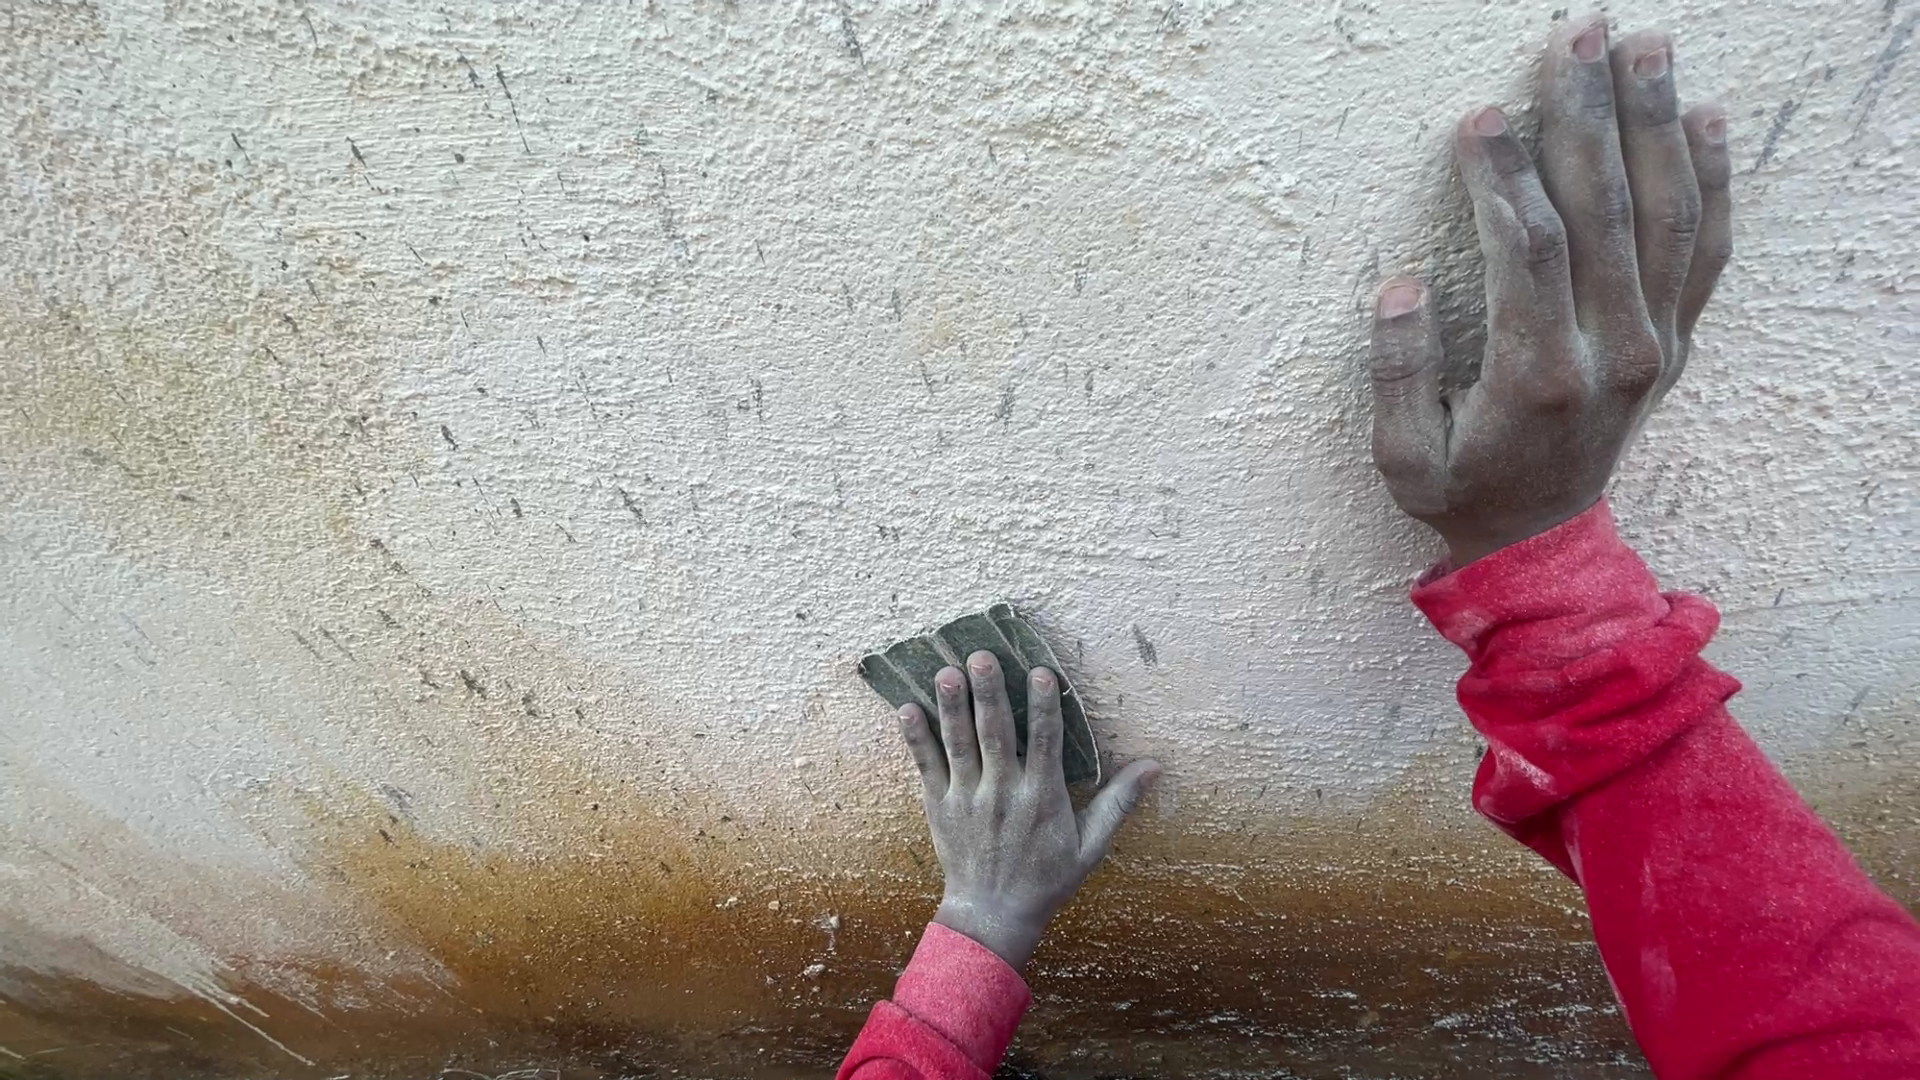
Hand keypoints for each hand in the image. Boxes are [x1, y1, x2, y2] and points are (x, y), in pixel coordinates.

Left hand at [896, 651, 1160, 969]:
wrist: (993, 916)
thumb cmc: (1046, 878)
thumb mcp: (1091, 846)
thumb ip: (1119, 803)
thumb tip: (1154, 766)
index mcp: (1041, 797)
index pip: (1045, 742)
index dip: (1044, 706)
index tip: (1042, 671)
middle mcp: (1002, 791)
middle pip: (995, 734)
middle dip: (989, 693)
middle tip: (981, 656)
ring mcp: (967, 797)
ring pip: (959, 744)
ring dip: (952, 707)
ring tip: (945, 672)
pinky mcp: (939, 804)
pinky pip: (926, 765)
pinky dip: (916, 738)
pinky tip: (906, 708)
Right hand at [1369, 15, 1731, 565]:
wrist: (1536, 539)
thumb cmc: (1457, 495)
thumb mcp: (1399, 457)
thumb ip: (1398, 374)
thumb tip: (1399, 288)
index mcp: (1536, 375)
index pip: (1527, 251)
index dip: (1501, 179)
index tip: (1479, 119)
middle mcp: (1611, 349)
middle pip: (1605, 210)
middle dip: (1583, 119)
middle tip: (1570, 41)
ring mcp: (1653, 343)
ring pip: (1666, 213)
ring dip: (1651, 124)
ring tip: (1641, 49)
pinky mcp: (1671, 342)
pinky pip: (1707, 246)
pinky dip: (1712, 177)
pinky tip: (1702, 120)